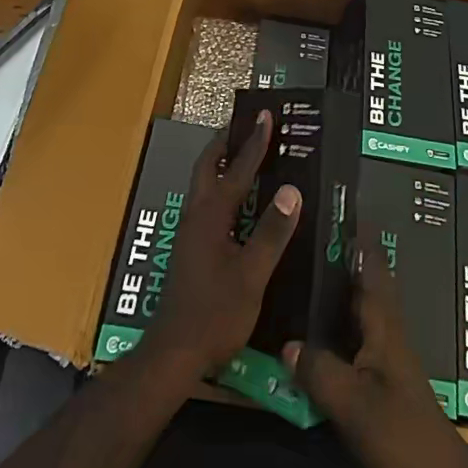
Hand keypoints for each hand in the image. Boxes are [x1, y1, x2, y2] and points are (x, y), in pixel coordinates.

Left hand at [138, 110, 301, 376]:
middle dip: (226, 142)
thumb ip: (271, 233)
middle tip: (248, 124)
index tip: (266, 116)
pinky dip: (223, 187)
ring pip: (204, 183)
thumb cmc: (216, 313)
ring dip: (222, 162)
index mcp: (210, 215)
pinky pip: (208, 202)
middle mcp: (196, 215)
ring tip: (245, 151)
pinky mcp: (192, 247)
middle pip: (208, 166)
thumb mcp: (251, 276)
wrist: (176, 351)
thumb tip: (291, 190)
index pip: (236, 170)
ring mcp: (190, 232)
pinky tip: (240, 201)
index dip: (253, 143)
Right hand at [284, 241, 467, 467]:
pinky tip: (301, 329)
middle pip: (359, 283)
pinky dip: (326, 324)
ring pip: (351, 309)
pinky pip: (347, 335)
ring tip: (291, 273)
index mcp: (384, 324)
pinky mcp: (375, 376)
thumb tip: (284, 343)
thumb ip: (318, 369)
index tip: (331, 208)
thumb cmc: (400, 431)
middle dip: (334, 258)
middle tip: (296, 237)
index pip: (372, 266)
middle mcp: (384, 330)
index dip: (355, 237)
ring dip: (328, 291)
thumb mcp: (353, 402)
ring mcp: (381, 353)